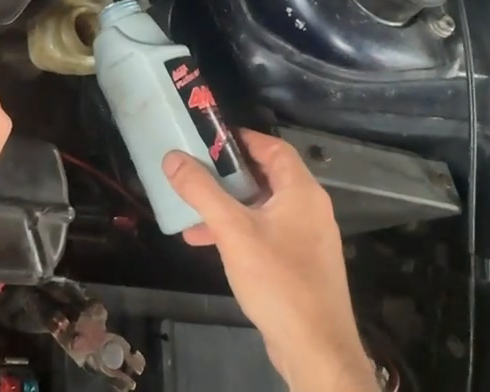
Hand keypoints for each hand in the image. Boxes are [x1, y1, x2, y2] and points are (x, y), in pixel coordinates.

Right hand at [164, 131, 378, 391]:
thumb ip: (201, 191)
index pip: (273, 148)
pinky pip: (265, 232)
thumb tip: (173, 156)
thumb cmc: (278, 281)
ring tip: (192, 210)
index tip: (207, 138)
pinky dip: (238, 229)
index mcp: (301, 192)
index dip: (241, 138)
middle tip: (193, 169)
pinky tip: (209, 242)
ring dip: (227, 204)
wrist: (316, 351)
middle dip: (226, 173)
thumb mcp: (232, 231)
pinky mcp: (300, 264)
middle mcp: (309, 209)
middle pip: (265, 176)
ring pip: (262, 206)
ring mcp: (306, 239)